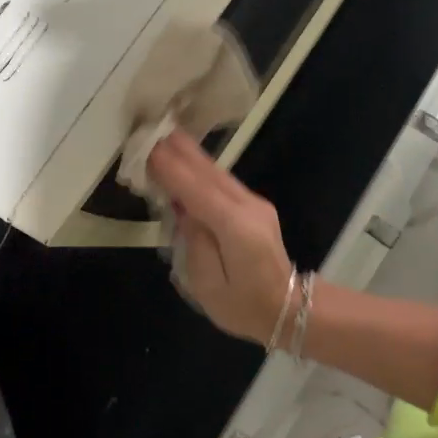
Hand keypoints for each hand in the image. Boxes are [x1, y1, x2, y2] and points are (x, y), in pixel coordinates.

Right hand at [146, 132, 293, 343]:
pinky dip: (204, 172)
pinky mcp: (255, 209)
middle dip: (182, 152)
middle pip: (211, 175)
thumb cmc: (243, 307)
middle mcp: (249, 208)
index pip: (199, 192)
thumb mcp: (209, 286)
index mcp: (237, 228)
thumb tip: (183, 211)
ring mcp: (256, 206)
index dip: (174, 170)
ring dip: (193, 157)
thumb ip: (194, 244)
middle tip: (155, 128)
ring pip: (220, 175)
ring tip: (168, 137)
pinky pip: (225, 185)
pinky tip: (189, 163)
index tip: (150, 148)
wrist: (287, 308)